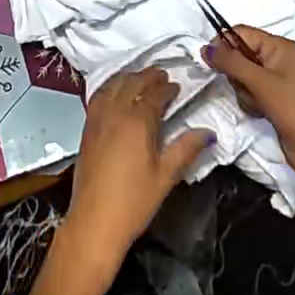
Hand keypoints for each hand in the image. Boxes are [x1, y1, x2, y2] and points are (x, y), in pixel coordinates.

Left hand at [61, 67, 212, 274]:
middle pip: (131, 84)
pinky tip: (114, 92)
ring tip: (140, 78)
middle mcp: (115, 113)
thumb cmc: (134, 201)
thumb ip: (186, 149)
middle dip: (148, 77)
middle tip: (161, 75)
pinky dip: (109, 87)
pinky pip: (98, 96)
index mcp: (137, 121)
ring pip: (112, 86)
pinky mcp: (86, 128)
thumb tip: (208, 133)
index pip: (154, 95)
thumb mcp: (166, 176)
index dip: (167, 89)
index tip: (177, 87)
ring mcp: (97, 119)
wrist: (95, 220)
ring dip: (127, 78)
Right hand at [205, 25, 294, 168]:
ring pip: (242, 77)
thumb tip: (204, 47)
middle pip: (240, 55)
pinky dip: (251, 103)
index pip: (241, 33)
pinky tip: (261, 113)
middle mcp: (279, 60)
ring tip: (259, 105)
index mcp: (281, 47)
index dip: (223, 44)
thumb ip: (231, 62)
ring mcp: (278, 82)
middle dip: (236, 73)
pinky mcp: (275, 101)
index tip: (209, 61)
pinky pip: (251, 93)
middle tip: (247, 87)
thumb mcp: (261, 82)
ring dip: (244, 91)